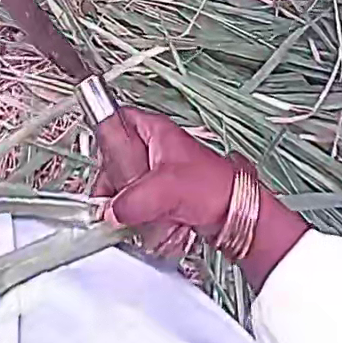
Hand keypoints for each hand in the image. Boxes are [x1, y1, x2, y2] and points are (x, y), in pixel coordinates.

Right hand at [94, 107, 235, 256]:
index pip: (117, 120)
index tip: (103, 165)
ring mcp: (158, 171)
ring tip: (137, 213)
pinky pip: (138, 201)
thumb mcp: (165, 189)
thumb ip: (131, 200)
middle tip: (118, 197)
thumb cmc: (213, 189)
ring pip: (126, 183)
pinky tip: (147, 222)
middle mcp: (155, 146)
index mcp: (154, 130)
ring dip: (127, 202)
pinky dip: (138, 213)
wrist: (238, 215)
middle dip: (115, 182)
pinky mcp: (163, 193)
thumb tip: (110, 211)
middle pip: (117, 157)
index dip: (106, 140)